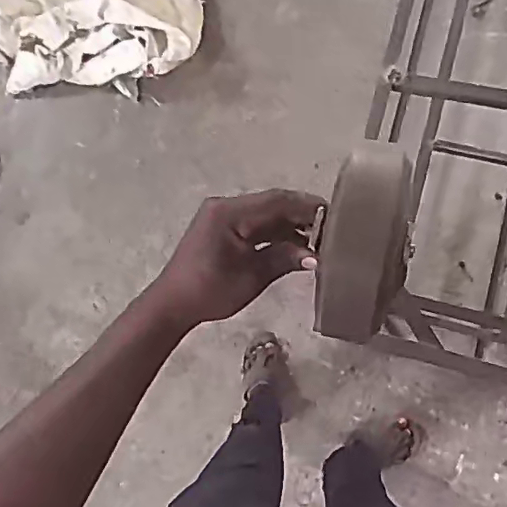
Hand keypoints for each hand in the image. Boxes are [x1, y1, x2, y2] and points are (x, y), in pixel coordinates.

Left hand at [143, 189, 326, 330]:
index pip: (277, 201)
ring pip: (266, 214)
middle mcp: (226, 206)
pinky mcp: (223, 229)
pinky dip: (276, 233)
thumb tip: (316, 256)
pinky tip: (296, 244)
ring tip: (319, 239)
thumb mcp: (252, 276)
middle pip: (272, 203)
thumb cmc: (210, 290)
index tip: (334, 217)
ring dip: (290, 225)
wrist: (172, 305)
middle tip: (331, 228)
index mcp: (229, 212)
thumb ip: (284, 258)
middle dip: (302, 215)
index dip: (307, 207)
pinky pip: (256, 224)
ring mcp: (223, 216)